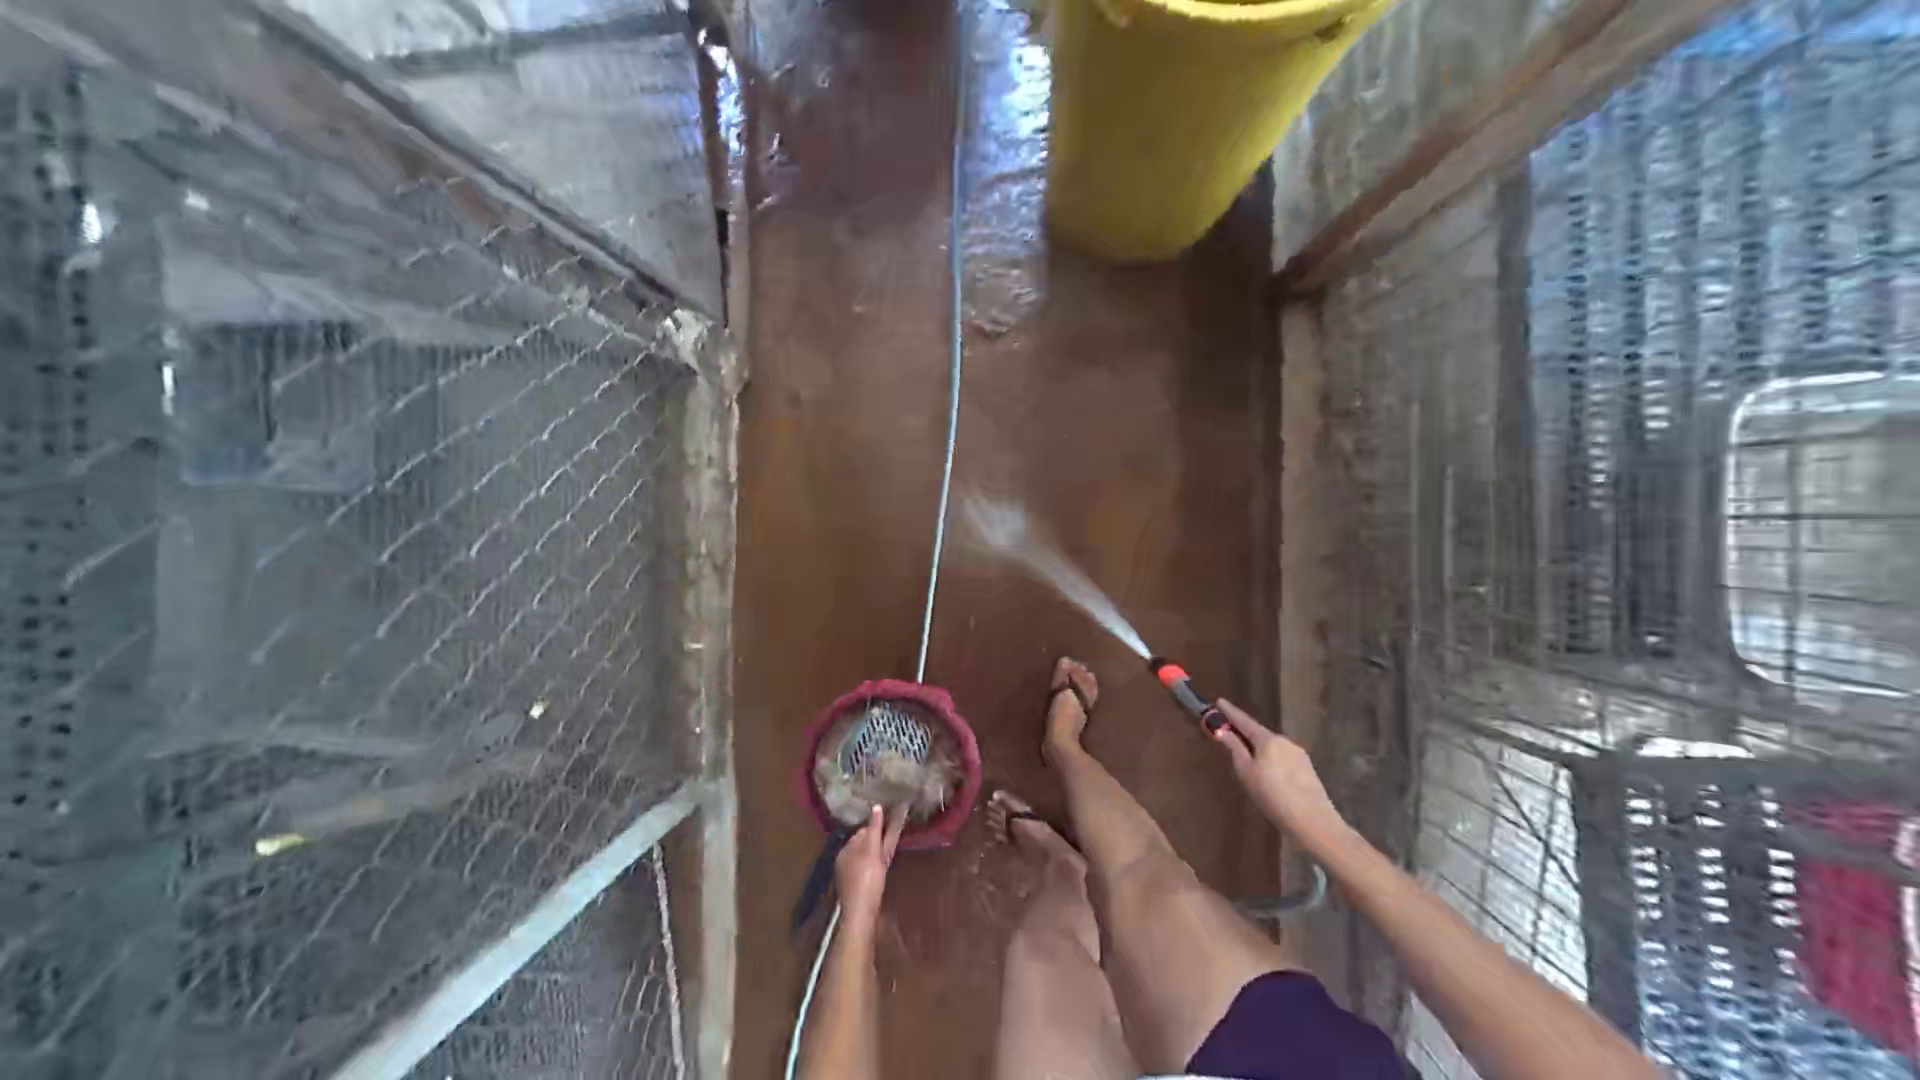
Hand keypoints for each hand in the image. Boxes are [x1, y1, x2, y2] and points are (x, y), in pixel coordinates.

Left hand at [835, 805, 905, 926]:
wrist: (861, 914)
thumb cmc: (866, 880)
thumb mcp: (871, 851)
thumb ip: (875, 829)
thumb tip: (876, 806)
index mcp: (847, 849)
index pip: (863, 830)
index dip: (876, 824)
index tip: (890, 817)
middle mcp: (847, 859)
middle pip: (865, 842)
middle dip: (877, 835)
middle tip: (893, 825)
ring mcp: (853, 873)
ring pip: (868, 854)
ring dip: (878, 847)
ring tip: (891, 840)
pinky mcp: (861, 885)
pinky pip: (871, 865)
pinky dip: (879, 859)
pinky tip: (883, 862)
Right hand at [1212, 699, 1344, 841]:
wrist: (1313, 822)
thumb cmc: (1272, 795)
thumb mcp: (1246, 772)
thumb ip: (1234, 748)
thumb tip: (1222, 730)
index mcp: (1268, 739)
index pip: (1245, 721)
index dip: (1230, 712)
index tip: (1220, 702)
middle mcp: (1285, 742)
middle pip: (1260, 734)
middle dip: (1245, 734)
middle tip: (1229, 736)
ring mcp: (1299, 755)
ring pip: (1272, 748)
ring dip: (1259, 750)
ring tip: (1248, 763)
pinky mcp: (1307, 770)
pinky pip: (1283, 759)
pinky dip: (1271, 760)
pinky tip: (1269, 777)